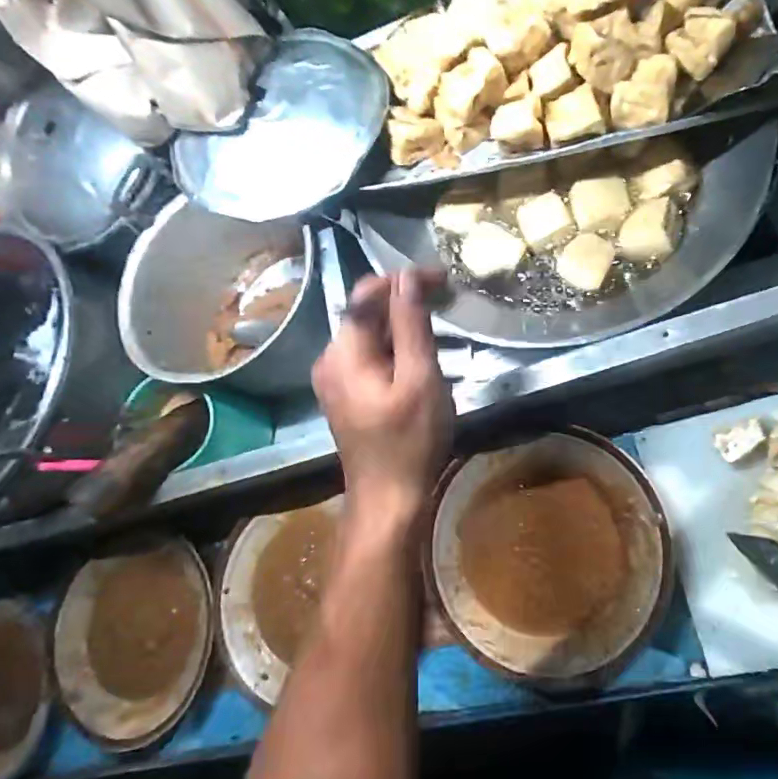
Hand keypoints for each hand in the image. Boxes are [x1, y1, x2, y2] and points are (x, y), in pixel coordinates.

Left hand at [311, 269, 452, 522]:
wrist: (388, 500)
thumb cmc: (409, 442)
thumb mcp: (420, 379)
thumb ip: (412, 325)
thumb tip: (407, 278)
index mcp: (343, 352)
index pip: (367, 293)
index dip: (403, 278)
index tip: (443, 280)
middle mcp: (330, 359)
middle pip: (365, 313)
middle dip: (404, 300)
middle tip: (447, 300)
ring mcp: (334, 380)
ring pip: (368, 335)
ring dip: (401, 323)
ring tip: (439, 324)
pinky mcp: (345, 396)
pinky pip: (368, 357)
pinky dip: (394, 347)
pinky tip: (419, 355)